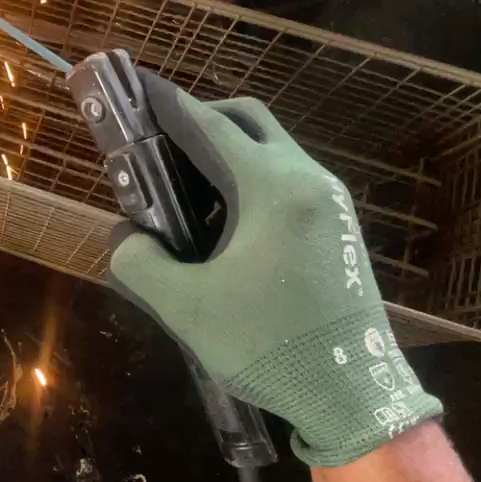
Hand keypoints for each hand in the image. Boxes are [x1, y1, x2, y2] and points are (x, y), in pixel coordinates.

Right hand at [107, 72, 440, 465]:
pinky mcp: (337, 229)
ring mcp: (330, 204)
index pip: (210, 126)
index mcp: (274, 190)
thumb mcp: (184, 307)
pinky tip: (218, 225)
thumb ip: (139, 262)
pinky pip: (283, 182)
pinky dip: (244, 181)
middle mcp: (309, 182)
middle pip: (249, 121)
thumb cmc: (266, 345)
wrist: (353, 396)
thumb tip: (126, 237)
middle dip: (199, 118)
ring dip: (221, 154)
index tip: (137, 86)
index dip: (168, 104)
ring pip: (269, 151)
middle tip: (156, 140)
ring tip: (178, 189)